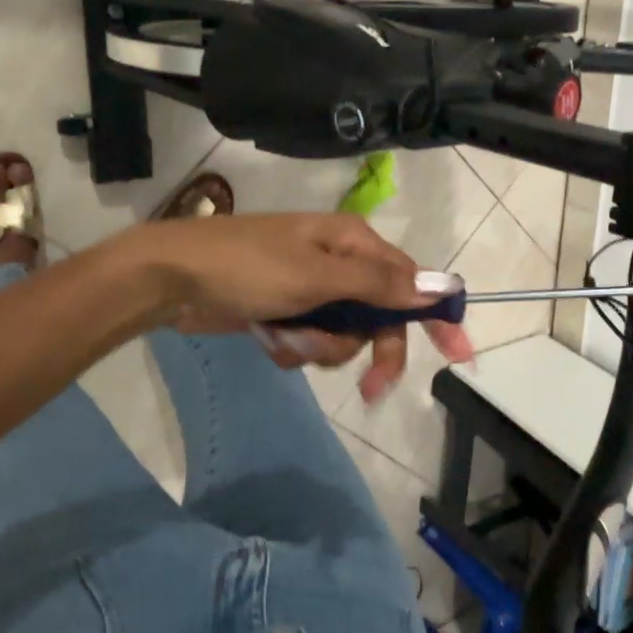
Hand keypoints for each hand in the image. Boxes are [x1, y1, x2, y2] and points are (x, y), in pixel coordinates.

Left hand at [121, 213, 474, 402]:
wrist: (172, 279)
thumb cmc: (247, 268)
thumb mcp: (317, 276)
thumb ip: (379, 284)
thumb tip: (438, 285)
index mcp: (353, 242)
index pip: (411, 281)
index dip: (436, 316)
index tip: (460, 356)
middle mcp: (338, 262)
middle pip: (379, 317)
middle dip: (370, 350)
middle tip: (370, 391)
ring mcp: (310, 288)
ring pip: (343, 336)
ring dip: (318, 348)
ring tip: (284, 338)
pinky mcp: (285, 311)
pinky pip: (309, 342)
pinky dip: (292, 347)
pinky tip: (266, 337)